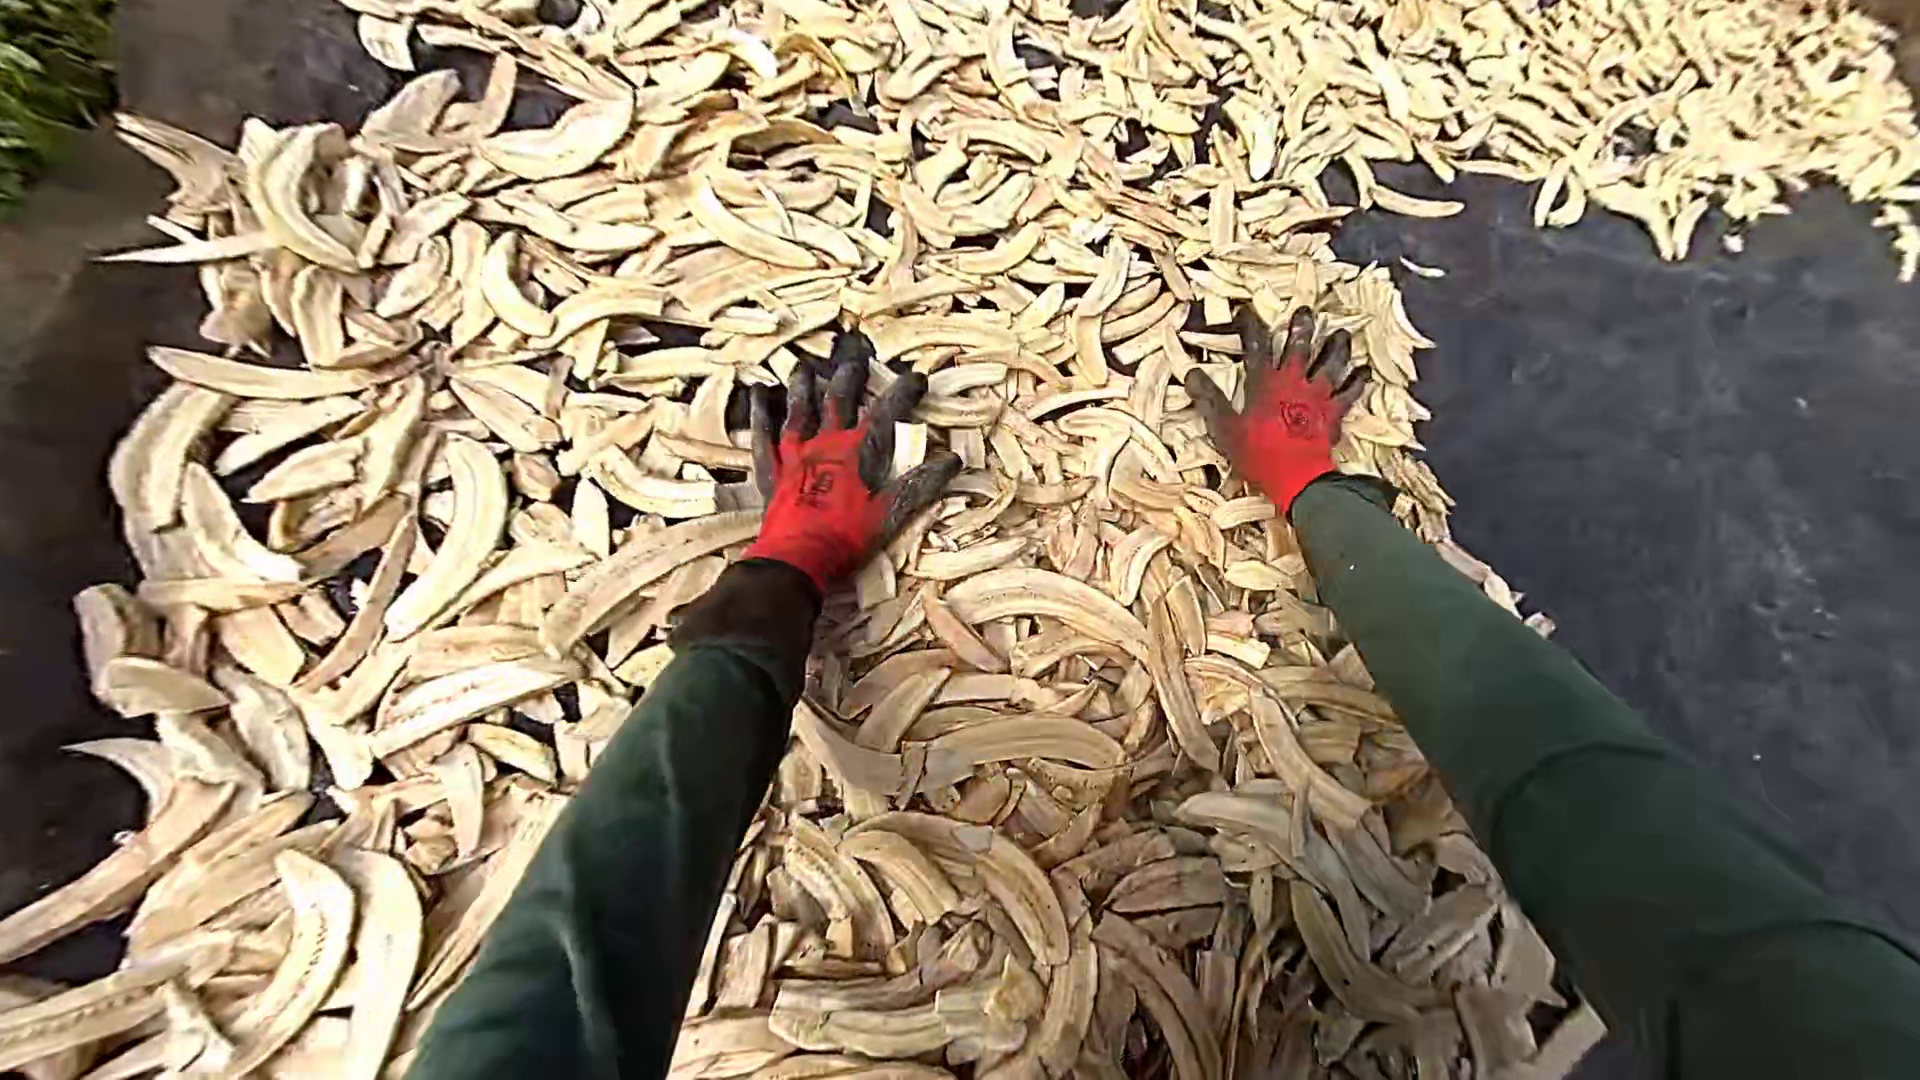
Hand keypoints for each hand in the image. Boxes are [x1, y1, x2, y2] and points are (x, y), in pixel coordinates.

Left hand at [744, 331, 961, 592]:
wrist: (798, 558)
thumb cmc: (848, 537)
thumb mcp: (892, 513)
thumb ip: (921, 484)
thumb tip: (954, 460)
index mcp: (859, 451)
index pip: (887, 411)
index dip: (904, 392)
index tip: (917, 377)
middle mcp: (826, 442)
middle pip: (839, 399)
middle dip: (851, 377)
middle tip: (856, 359)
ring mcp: (795, 454)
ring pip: (800, 409)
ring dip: (804, 386)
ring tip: (805, 366)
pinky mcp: (772, 469)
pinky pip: (763, 434)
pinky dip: (760, 413)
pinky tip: (757, 394)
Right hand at [1184, 306, 1363, 513]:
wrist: (1295, 476)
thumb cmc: (1256, 452)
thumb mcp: (1224, 428)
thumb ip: (1210, 399)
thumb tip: (1191, 373)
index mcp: (1265, 383)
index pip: (1256, 346)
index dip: (1251, 327)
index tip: (1246, 311)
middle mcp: (1294, 382)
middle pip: (1300, 347)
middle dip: (1301, 327)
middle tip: (1304, 311)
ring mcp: (1317, 397)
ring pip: (1331, 363)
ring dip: (1336, 347)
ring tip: (1341, 334)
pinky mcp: (1334, 413)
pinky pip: (1350, 393)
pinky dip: (1357, 381)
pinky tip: (1363, 372)